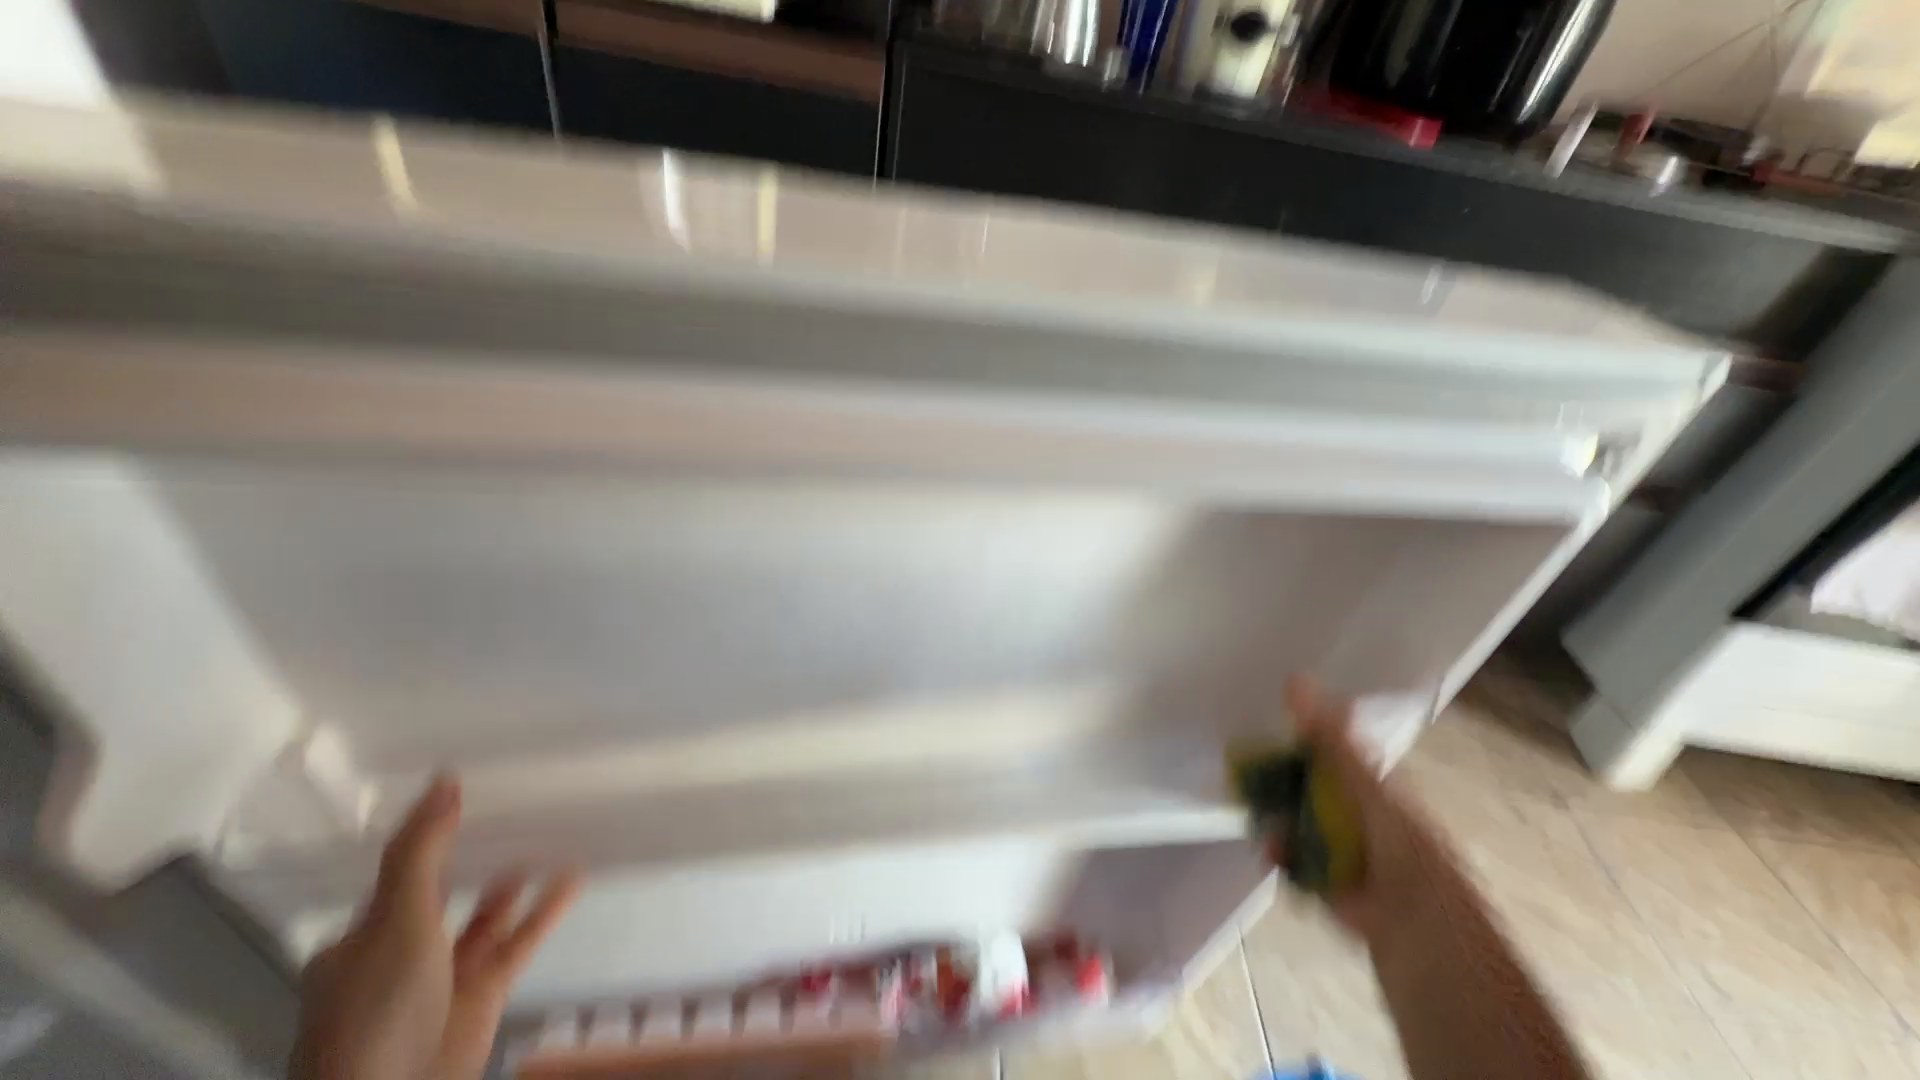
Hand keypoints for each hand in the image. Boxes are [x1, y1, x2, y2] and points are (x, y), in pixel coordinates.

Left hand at [291, 777, 583, 1079]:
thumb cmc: (379, 1006)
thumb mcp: (397, 921)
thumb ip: (422, 853)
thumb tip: (444, 782)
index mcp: (363, 936)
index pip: (398, 873)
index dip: (428, 833)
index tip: (460, 790)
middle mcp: (402, 952)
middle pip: (444, 892)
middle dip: (474, 855)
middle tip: (512, 809)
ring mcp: (447, 974)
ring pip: (486, 915)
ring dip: (515, 879)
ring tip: (547, 835)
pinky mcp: (486, 991)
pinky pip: (519, 940)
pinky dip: (546, 909)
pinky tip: (572, 878)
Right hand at [1283, 675, 1457, 943]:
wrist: (1415, 919)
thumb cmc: (1397, 838)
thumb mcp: (1361, 777)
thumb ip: (1328, 734)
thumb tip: (1294, 679)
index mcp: (1373, 787)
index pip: (1333, 755)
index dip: (1302, 743)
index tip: (1271, 733)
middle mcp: (1358, 815)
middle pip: (1308, 789)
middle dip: (1279, 784)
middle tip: (1250, 777)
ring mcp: (1342, 850)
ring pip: (1297, 825)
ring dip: (1278, 822)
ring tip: (1262, 820)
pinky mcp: (1327, 883)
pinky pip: (1295, 862)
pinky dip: (1282, 856)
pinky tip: (1272, 851)